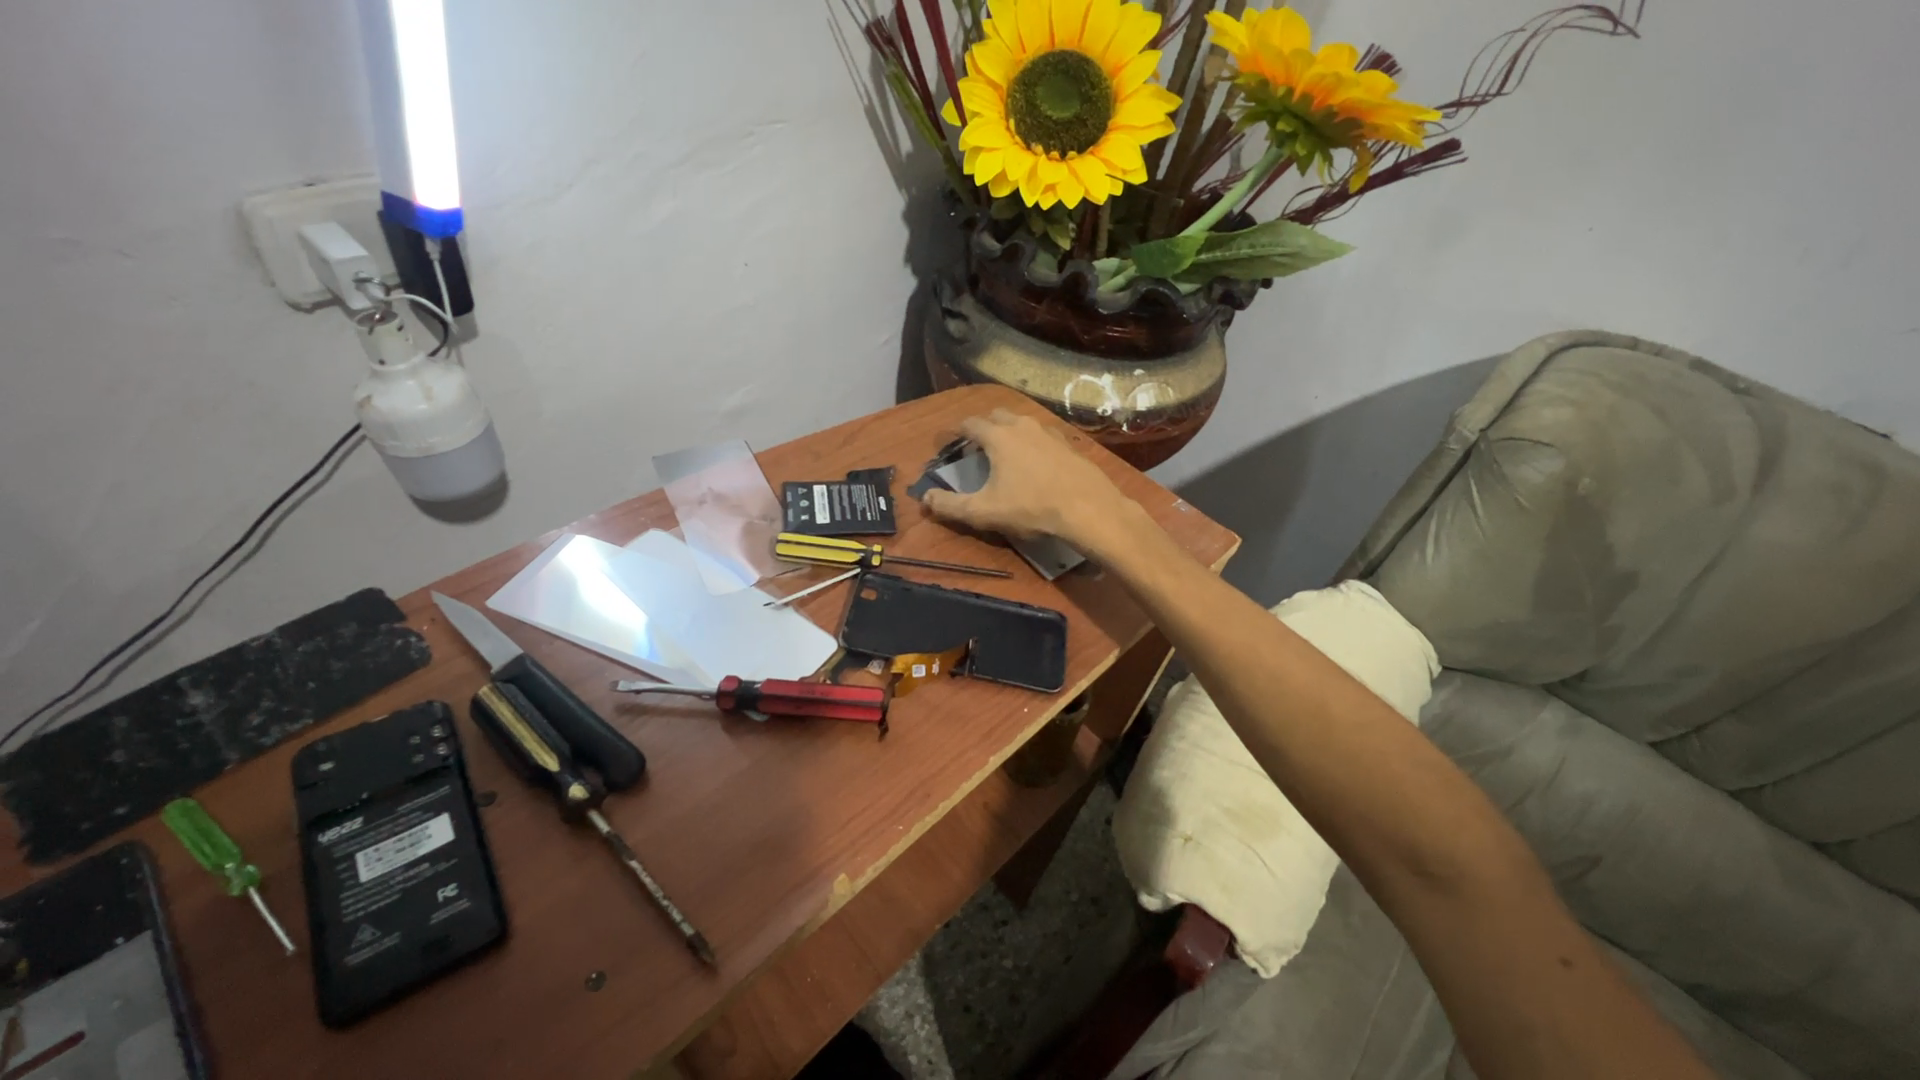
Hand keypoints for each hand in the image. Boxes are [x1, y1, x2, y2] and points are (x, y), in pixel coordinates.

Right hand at [920, 409, 1136, 549]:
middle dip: (984, 426)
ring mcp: (1049, 433)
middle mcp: (1022, 426)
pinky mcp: (1069, 445)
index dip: (956, 432)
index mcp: (998, 437)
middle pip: (997, 415)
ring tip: (1006, 452)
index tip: (949, 441)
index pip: (970, 424)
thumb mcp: (984, 512)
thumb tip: (924, 499)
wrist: (1088, 509)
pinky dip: (1034, 443)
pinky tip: (1037, 462)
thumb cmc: (1031, 508)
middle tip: (977, 446)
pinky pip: (1044, 436)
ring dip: (1010, 432)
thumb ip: (950, 506)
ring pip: (1023, 423)